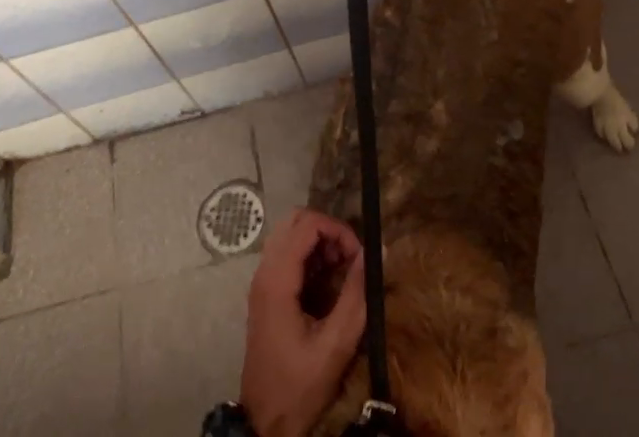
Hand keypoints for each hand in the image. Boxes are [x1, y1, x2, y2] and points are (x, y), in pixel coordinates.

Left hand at [240, 209, 366, 436]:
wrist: (265, 419)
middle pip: (295, 221)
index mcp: (277, 280)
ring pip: (290, 235)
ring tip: (344, 271)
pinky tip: (329, 283)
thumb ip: (356, 295)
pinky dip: (311, 257)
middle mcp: (264, 272)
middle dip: (329, 232)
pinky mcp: (266, 293)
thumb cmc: (300, 384)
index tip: (360, 257)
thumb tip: (376, 253)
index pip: (306, 225)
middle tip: (351, 259)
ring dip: (320, 244)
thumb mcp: (337, 343)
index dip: (339, 231)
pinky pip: (287, 255)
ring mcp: (262, 282)